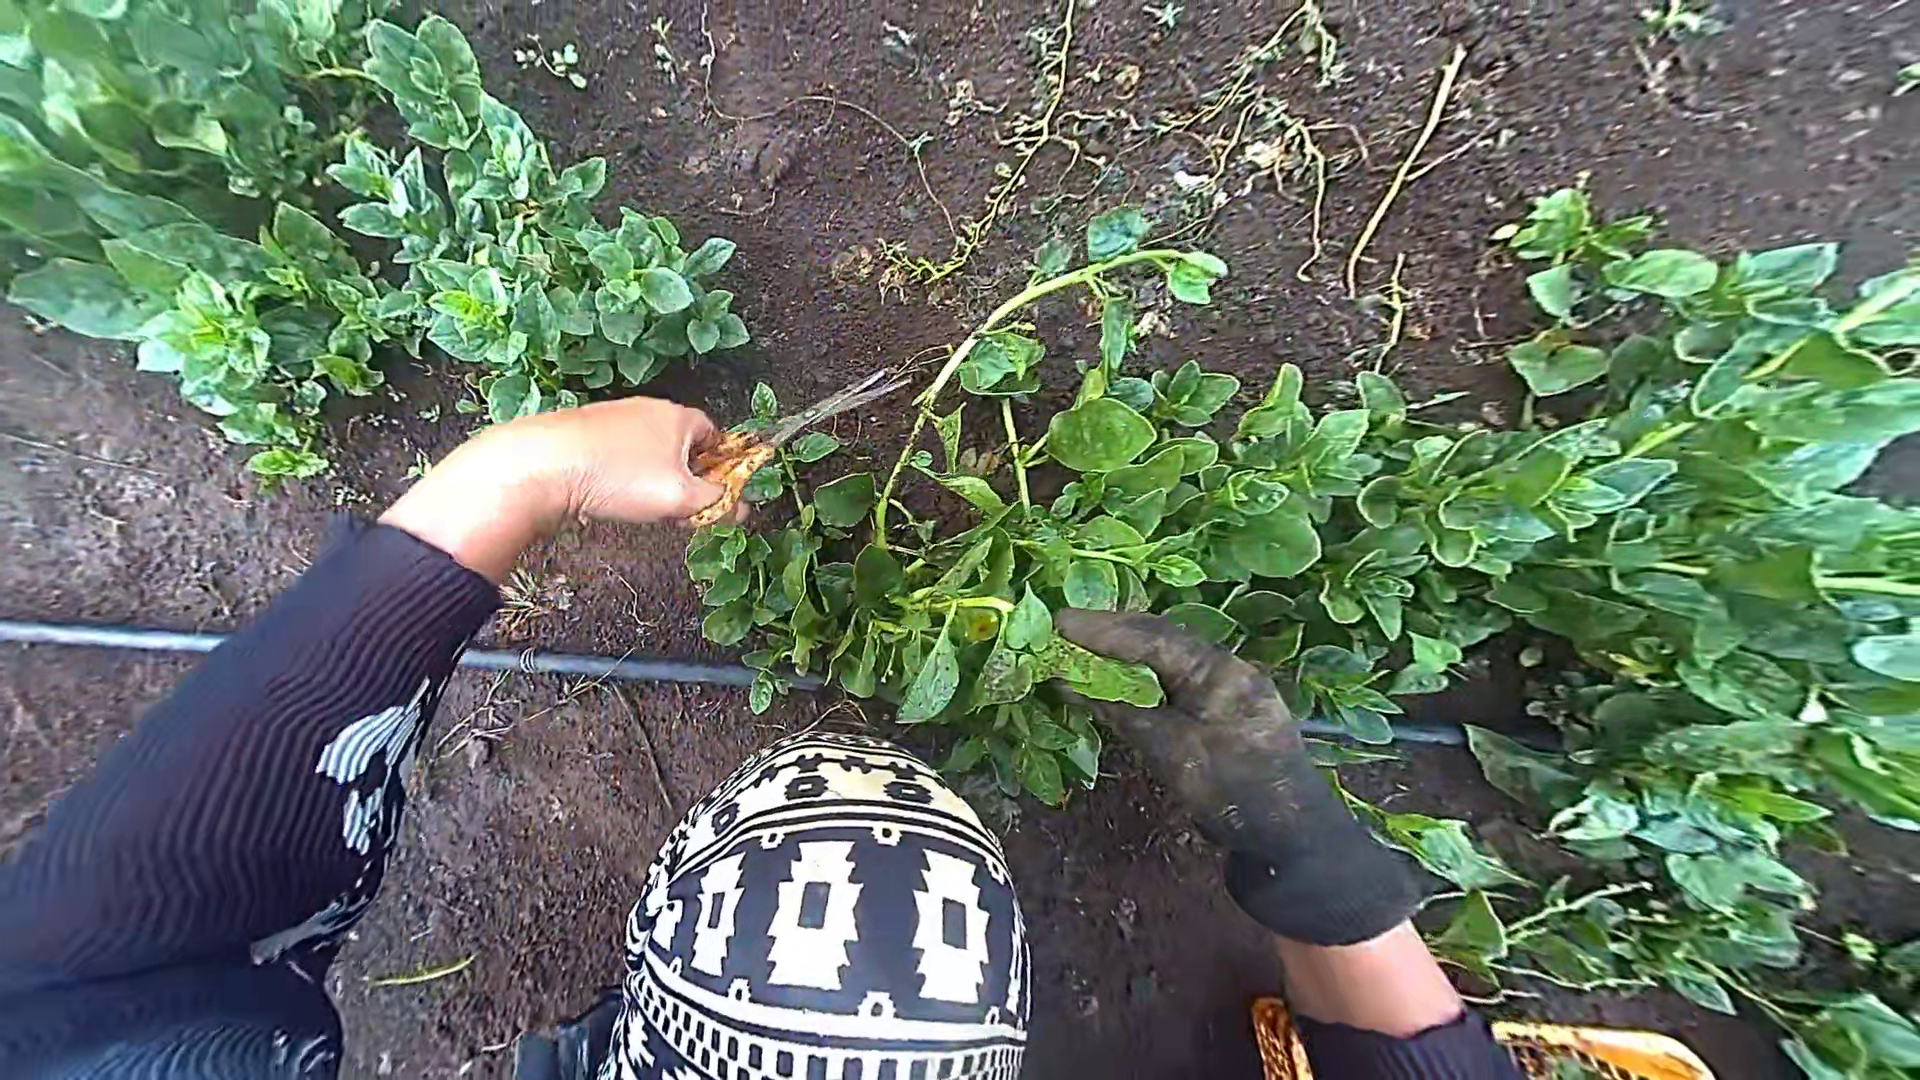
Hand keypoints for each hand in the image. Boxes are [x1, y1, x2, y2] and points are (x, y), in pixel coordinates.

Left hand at [380, 397, 733, 581]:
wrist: (538, 467)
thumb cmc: (619, 476)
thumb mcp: (683, 499)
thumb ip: (720, 504)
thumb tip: (742, 510)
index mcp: (679, 417)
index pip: (718, 437)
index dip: (721, 467)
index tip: (714, 493)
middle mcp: (648, 409)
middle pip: (684, 445)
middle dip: (688, 476)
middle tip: (681, 505)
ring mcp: (613, 417)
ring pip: (651, 451)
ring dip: (656, 477)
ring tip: (643, 505)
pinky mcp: (584, 431)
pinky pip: (620, 455)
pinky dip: (624, 475)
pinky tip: (611, 495)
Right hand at [1053, 609, 1424, 945]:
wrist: (1293, 840)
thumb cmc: (1232, 791)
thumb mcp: (1170, 751)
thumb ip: (1121, 711)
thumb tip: (1069, 683)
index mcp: (1218, 669)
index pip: (1151, 637)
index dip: (1102, 629)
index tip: (1059, 621)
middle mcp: (1223, 665)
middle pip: (1157, 637)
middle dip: (1108, 631)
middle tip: (1063, 627)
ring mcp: (1224, 683)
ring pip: (1163, 655)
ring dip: (1122, 650)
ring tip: (1079, 644)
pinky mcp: (1218, 704)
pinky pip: (1172, 676)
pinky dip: (1138, 673)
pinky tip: (1114, 675)